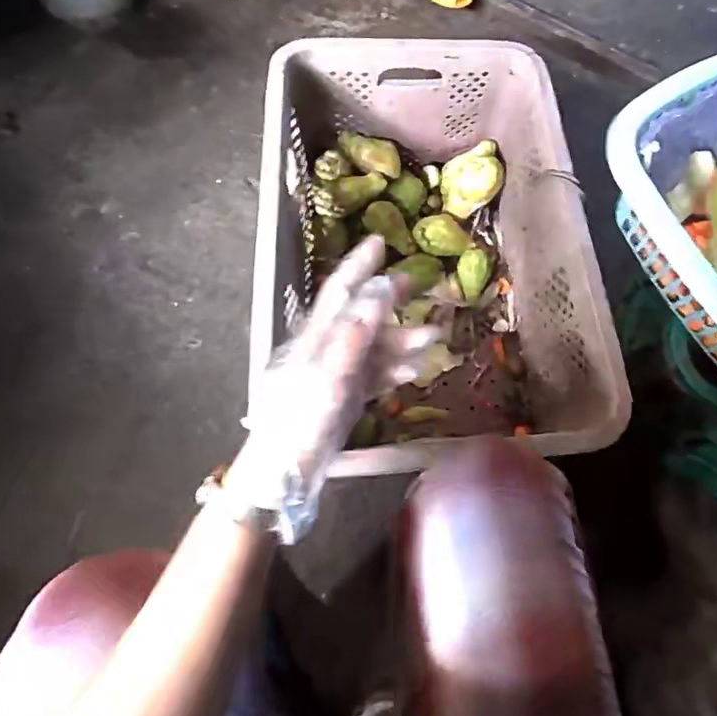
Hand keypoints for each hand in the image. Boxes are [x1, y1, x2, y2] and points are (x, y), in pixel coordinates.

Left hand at [223, 237, 437, 540]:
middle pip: (361, 313)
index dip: (359, 264)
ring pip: (373, 346)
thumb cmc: (300, 422)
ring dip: (401, 339)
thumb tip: (378, 290)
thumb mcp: (328, 375)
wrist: (283, 474)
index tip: (379, 241)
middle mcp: (326, 347)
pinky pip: (373, 374)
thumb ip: (354, 334)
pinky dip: (393, 369)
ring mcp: (336, 372)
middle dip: (389, 298)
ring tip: (434, 336)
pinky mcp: (343, 396)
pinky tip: (414, 371)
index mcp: (316, 336)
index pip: (340, 290)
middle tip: (418, 283)